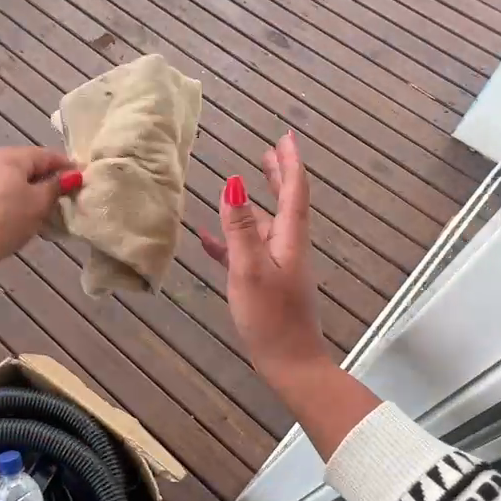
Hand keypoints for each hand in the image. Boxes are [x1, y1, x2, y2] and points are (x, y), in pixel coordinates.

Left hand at [0, 147, 80, 285]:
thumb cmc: (6, 222)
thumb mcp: (38, 204)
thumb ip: (57, 186)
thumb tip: (73, 174)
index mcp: (10, 156)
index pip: (46, 154)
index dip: (66, 166)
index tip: (82, 178)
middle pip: (24, 164)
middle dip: (45, 177)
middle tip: (62, 195)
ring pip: (8, 177)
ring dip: (26, 188)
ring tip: (40, 208)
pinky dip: (9, 197)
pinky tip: (14, 214)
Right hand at [199, 132, 327, 386]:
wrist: (290, 364)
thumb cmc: (271, 317)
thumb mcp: (250, 269)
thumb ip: (240, 227)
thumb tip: (235, 183)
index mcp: (289, 238)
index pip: (294, 190)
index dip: (289, 162)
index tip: (284, 136)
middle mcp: (287, 246)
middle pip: (285, 202)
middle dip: (277, 176)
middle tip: (269, 151)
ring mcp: (277, 266)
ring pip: (264, 226)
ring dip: (252, 205)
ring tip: (237, 186)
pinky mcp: (265, 284)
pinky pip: (246, 252)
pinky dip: (230, 240)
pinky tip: (207, 239)